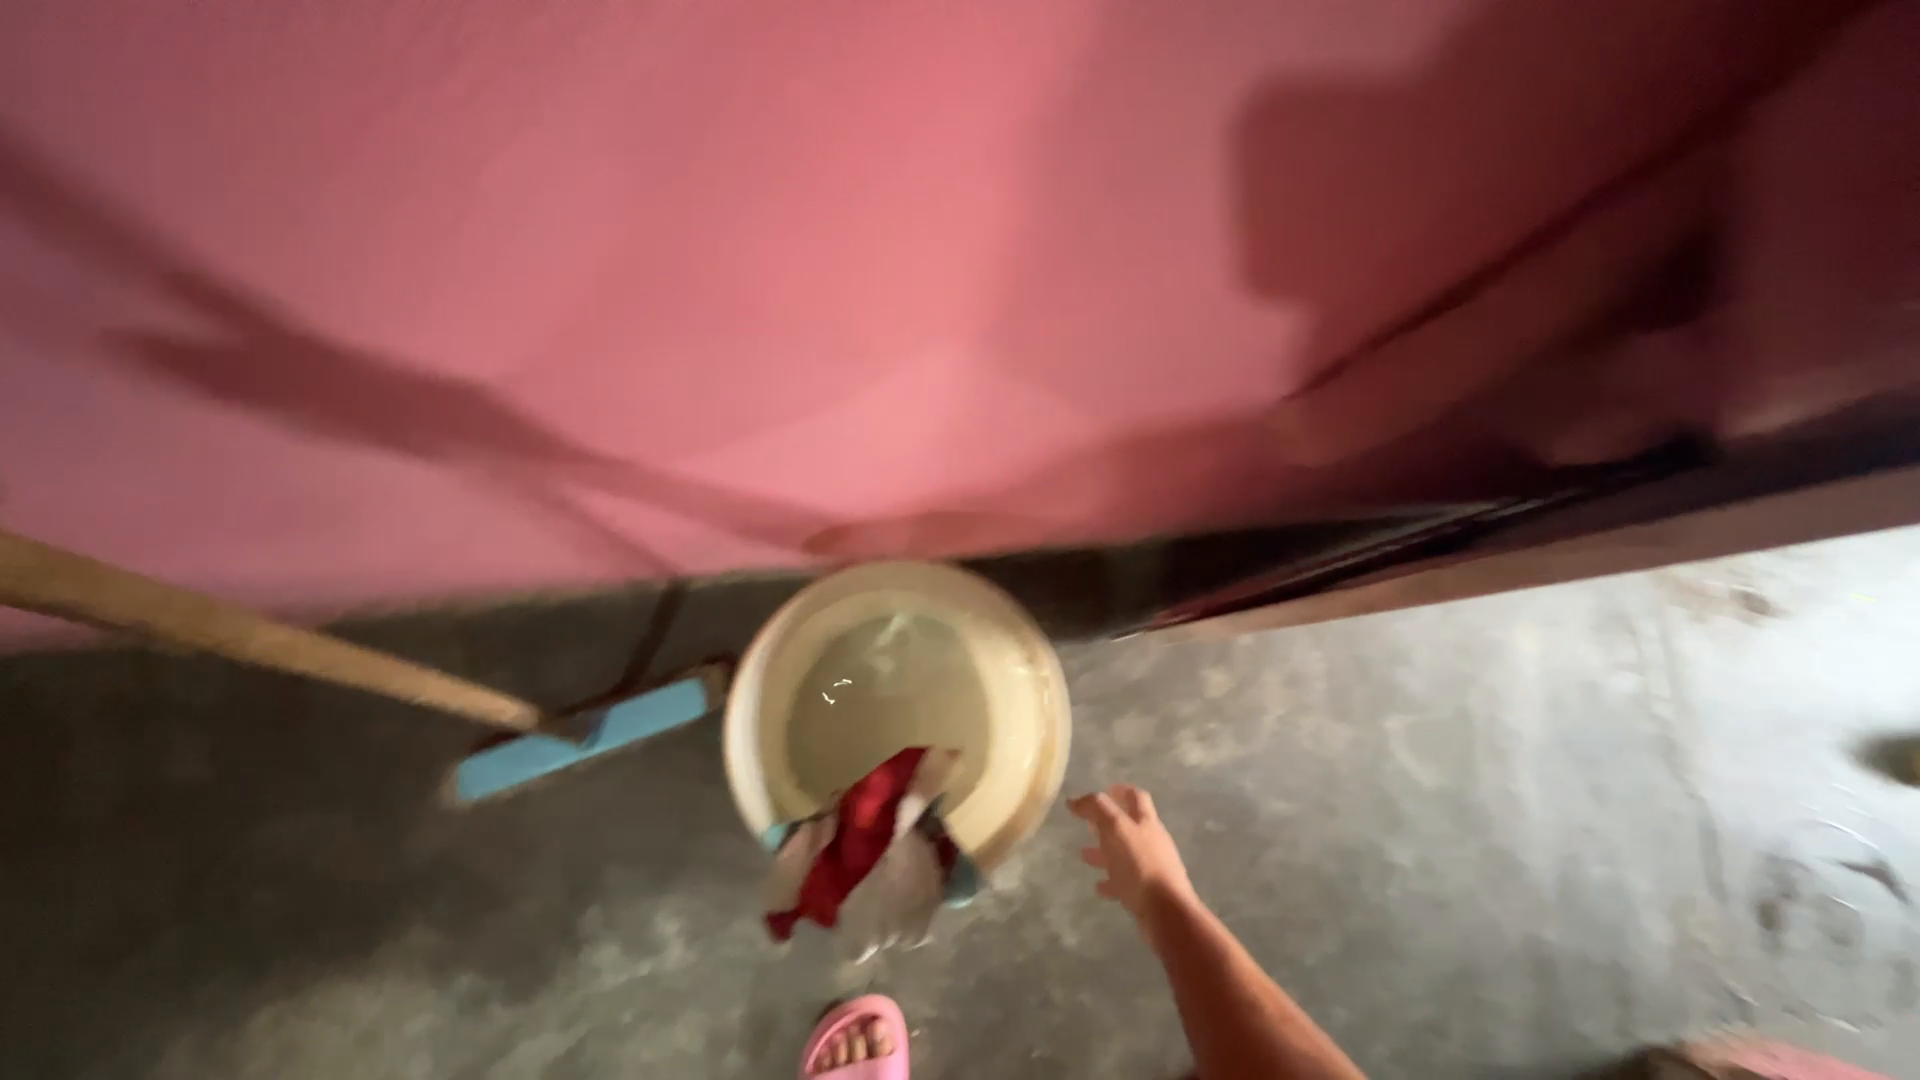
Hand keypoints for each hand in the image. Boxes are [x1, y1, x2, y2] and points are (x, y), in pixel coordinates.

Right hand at [1068, 783, 1195, 923]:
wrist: (1166, 912)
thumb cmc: (1140, 865)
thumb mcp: (1115, 829)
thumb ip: (1097, 809)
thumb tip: (1076, 799)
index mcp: (1146, 822)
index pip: (1136, 797)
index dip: (1121, 790)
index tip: (1104, 790)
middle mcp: (1152, 841)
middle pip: (1129, 826)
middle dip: (1108, 824)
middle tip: (1087, 825)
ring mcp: (1153, 867)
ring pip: (1126, 854)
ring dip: (1105, 852)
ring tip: (1084, 855)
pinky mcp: (1149, 892)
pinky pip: (1127, 882)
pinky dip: (1112, 880)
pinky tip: (1099, 886)